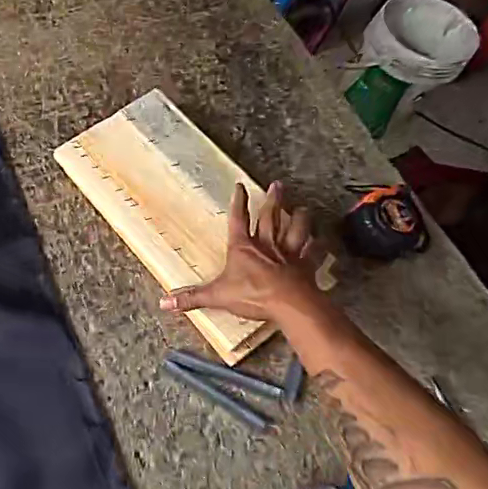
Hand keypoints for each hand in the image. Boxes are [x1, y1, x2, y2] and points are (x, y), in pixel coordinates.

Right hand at [159, 181, 324, 321]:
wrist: (287, 303)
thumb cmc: (253, 295)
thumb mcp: (217, 296)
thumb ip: (192, 298)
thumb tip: (165, 303)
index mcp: (244, 248)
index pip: (239, 219)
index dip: (239, 202)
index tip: (240, 186)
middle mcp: (267, 245)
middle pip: (270, 216)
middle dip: (273, 200)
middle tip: (278, 184)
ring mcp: (289, 253)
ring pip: (296, 228)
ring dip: (299, 217)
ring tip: (302, 207)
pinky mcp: (305, 265)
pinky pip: (314, 252)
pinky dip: (319, 246)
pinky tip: (322, 241)